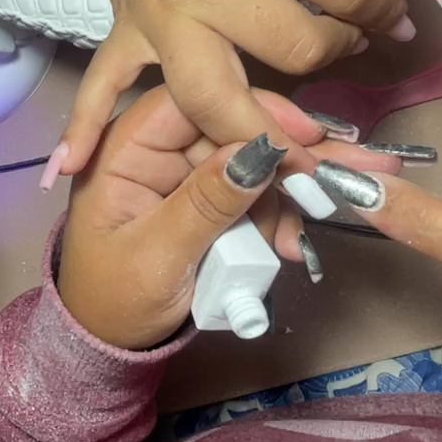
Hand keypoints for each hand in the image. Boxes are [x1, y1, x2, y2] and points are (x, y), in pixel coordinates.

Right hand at [59, 0, 423, 178]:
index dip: (385, 5)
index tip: (386, 9)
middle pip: (297, 50)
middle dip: (337, 49)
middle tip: (343, 38)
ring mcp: (158, 14)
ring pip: (218, 97)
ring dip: (264, 127)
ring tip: (296, 143)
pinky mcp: (125, 33)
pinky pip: (101, 88)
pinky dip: (86, 131)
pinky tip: (70, 168)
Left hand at [59, 87, 400, 348]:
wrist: (111, 338)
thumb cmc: (115, 298)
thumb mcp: (157, 255)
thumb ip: (205, 203)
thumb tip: (258, 152)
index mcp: (124, 149)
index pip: (189, 102)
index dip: (249, 109)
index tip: (304, 135)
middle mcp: (156, 148)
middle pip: (230, 128)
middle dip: (282, 159)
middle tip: (329, 184)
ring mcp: (184, 172)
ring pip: (249, 161)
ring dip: (282, 198)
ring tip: (292, 242)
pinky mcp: (206, 196)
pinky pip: (252, 191)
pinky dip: (275, 215)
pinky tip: (287, 245)